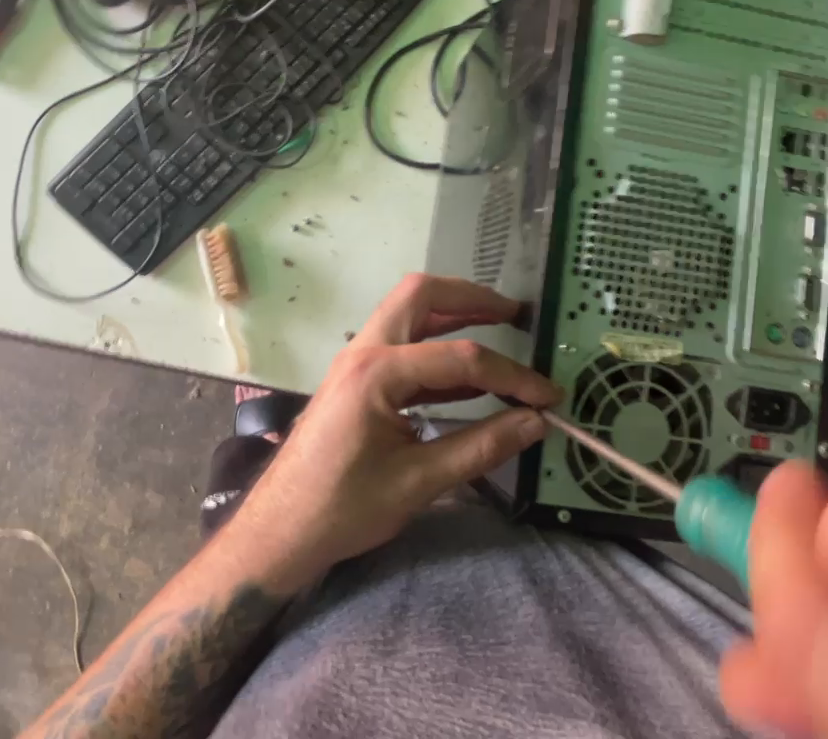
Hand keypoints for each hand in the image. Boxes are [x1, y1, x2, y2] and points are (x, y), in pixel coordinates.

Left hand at [228, 274, 559, 584]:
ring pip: (409, 312)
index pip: (461, 358)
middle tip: (515, 315)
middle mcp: (365, 351)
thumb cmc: (342, 509)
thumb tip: (536, 422)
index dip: (512, 376)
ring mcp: (357, 361)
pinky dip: (439, 347)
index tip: (548, 397)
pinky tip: (470, 377)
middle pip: (422, 296)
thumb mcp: (418, 482)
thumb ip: (481, 447)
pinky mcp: (357, 379)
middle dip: (473, 298)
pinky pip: (403, 345)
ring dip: (455, 314)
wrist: (279, 530)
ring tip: (501, 326)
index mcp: (377, 372)